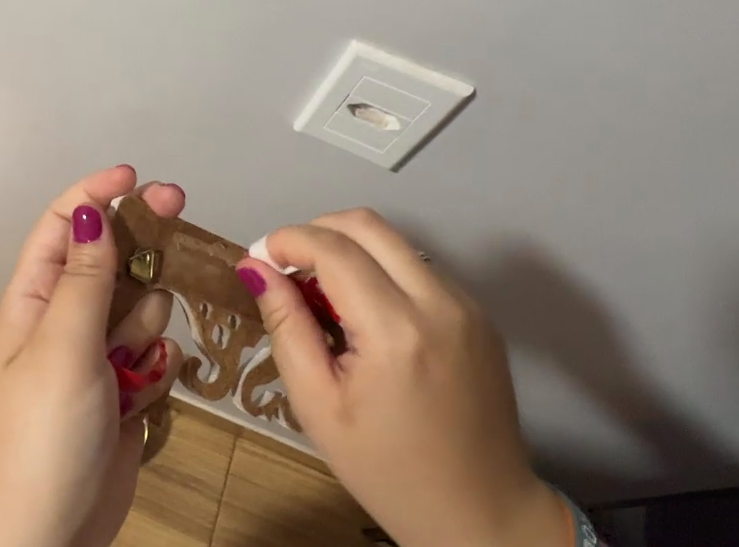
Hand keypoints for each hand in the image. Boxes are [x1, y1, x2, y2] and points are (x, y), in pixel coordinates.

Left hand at [0, 166, 183, 546]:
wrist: (49, 540)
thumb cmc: (43, 436)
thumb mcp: (62, 348)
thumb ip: (86, 279)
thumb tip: (92, 212)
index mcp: (33, 299)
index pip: (63, 225)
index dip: (95, 193)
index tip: (136, 176)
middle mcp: (63, 318)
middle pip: (109, 256)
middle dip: (140, 238)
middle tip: (178, 208)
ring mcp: (95, 355)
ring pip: (139, 305)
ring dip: (145, 322)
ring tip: (128, 363)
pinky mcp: (123, 389)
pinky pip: (154, 353)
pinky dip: (156, 364)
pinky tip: (144, 392)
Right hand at [238, 209, 569, 546]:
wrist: (482, 515)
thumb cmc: (388, 471)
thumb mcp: (317, 405)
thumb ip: (286, 326)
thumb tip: (255, 268)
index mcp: (396, 331)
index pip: (333, 248)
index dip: (287, 241)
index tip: (259, 258)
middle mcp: (438, 302)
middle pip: (366, 224)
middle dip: (316, 231)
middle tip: (287, 269)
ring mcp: (466, 304)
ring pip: (394, 242)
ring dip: (349, 250)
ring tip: (324, 298)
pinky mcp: (478, 313)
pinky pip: (418, 268)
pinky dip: (381, 271)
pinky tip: (365, 316)